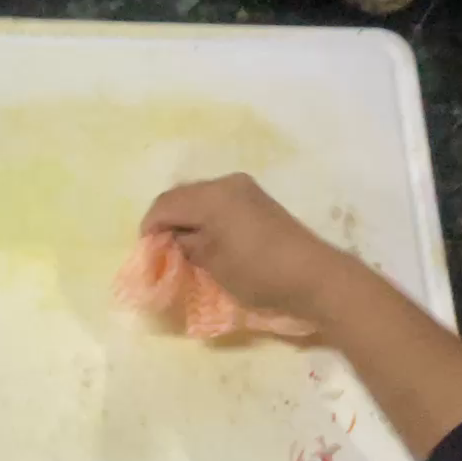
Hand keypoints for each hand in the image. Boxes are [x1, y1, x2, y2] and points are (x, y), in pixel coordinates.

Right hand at [140, 174, 355, 319]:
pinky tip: (207, 241)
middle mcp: (227, 183)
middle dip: (168, 221)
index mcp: (212, 195)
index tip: (147, 252)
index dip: (150, 227)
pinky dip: (206, 219)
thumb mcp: (213, 263)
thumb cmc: (259, 272)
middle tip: (162, 251)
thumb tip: (173, 240)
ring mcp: (246, 190)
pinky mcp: (258, 201)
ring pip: (201, 199)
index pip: (166, 203)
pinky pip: (219, 203)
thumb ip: (186, 246)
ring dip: (187, 220)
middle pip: (182, 196)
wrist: (314, 277)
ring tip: (184, 249)